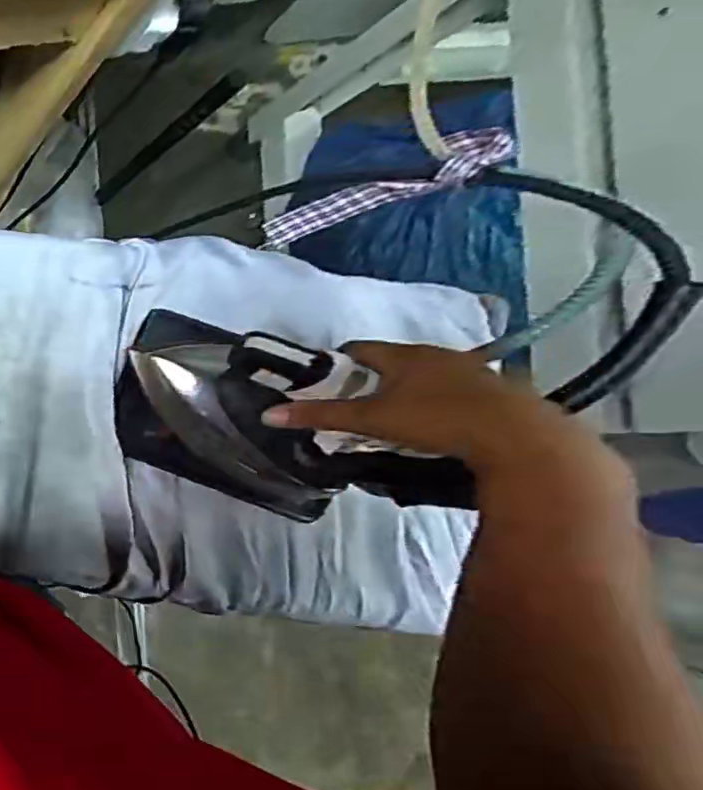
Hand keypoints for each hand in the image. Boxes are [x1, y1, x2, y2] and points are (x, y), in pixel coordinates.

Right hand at [261, 341, 588, 471]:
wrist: (522, 440)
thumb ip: (320, 416)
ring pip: (422, 378)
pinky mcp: (497, 395)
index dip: (334, 363)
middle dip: (368, 380)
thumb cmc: (436, 419)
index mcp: (405, 356)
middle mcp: (439, 356)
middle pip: (391, 363)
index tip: (319, 383)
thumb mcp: (369, 420)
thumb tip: (267, 413)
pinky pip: (451, 393)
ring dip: (403, 393)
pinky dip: (433, 405)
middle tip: (348, 404)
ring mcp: (472, 374)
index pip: (357, 349)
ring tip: (386, 418)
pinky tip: (429, 426)